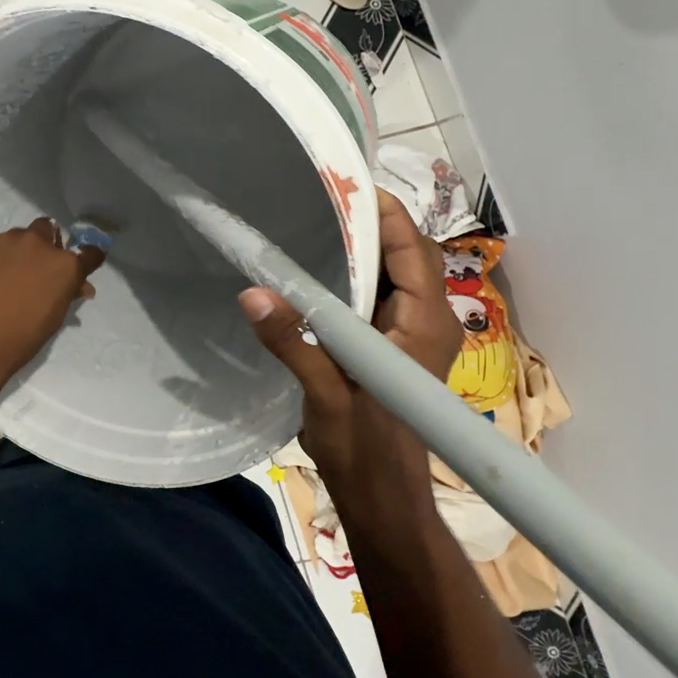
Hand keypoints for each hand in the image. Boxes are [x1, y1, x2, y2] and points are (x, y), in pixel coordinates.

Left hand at [0, 218, 106, 394]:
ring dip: (17, 252)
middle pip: (47, 229)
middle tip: (36, 268)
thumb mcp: (52, 319)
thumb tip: (76, 286)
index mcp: (62, 265)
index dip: (88, 258)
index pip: (89, 253)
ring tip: (4, 278)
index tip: (83, 265)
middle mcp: (36, 244)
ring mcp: (3, 241)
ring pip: (16, 238)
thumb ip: (65, 294)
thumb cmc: (18, 340)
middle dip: (46, 244)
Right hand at [238, 189, 461, 498]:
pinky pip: (376, 292)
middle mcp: (426, 320)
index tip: (338, 181)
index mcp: (424, 324)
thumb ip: (294, 342)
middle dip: (365, 220)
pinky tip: (309, 267)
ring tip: (306, 219)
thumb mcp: (326, 394)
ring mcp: (411, 333)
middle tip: (311, 195)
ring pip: (391, 271)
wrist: (381, 496)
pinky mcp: (392, 345)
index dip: (382, 210)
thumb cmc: (365, 449)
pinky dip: (348, 272)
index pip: (413, 247)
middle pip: (405, 251)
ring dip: (356, 245)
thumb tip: (251, 293)